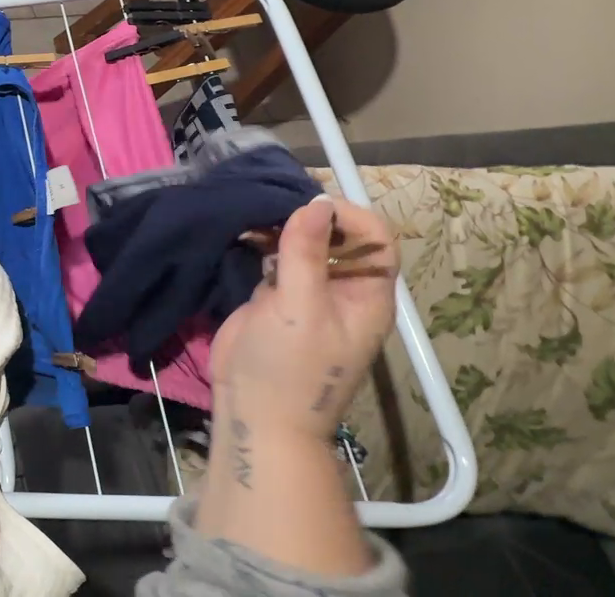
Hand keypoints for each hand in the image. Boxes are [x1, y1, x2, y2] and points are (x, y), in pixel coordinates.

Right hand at [211, 194, 398, 442]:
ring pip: (303, 244)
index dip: (347, 216)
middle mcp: (342, 289)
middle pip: (339, 237)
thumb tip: (316, 202)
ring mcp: (306, 293)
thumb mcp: (300, 308)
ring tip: (249, 215)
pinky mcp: (273, 298)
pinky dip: (259, 241)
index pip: (375, 239)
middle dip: (308, 214)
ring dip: (279, 225)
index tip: (303, 204)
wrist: (257, 412)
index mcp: (367, 295)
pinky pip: (275, 258)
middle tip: (269, 205)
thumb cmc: (289, 366)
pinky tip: (239, 233)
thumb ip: (305, 254)